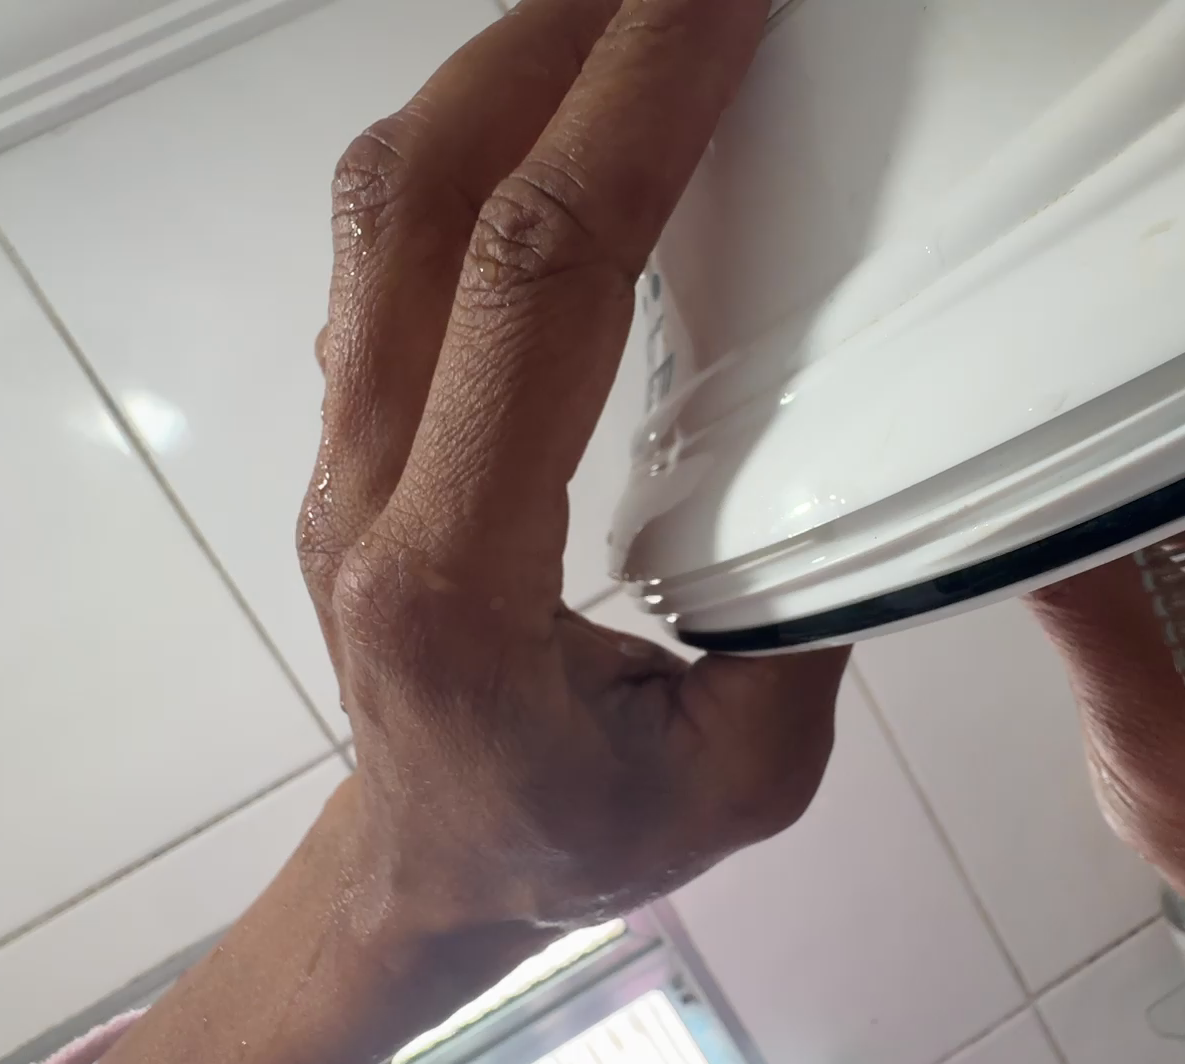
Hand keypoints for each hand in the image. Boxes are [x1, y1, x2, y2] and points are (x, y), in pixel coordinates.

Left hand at [298, 0, 844, 932]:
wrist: (438, 858)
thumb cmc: (576, 837)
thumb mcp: (741, 776)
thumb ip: (801, 631)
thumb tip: (841, 472)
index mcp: (461, 578)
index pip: (540, 280)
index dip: (635, 113)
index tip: (727, 5)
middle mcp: (372, 488)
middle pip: (432, 195)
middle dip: (568, 39)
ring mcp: (342, 452)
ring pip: (386, 202)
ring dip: (507, 69)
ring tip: (626, 13)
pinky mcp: (357, 437)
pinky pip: (389, 249)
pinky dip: (472, 145)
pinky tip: (555, 120)